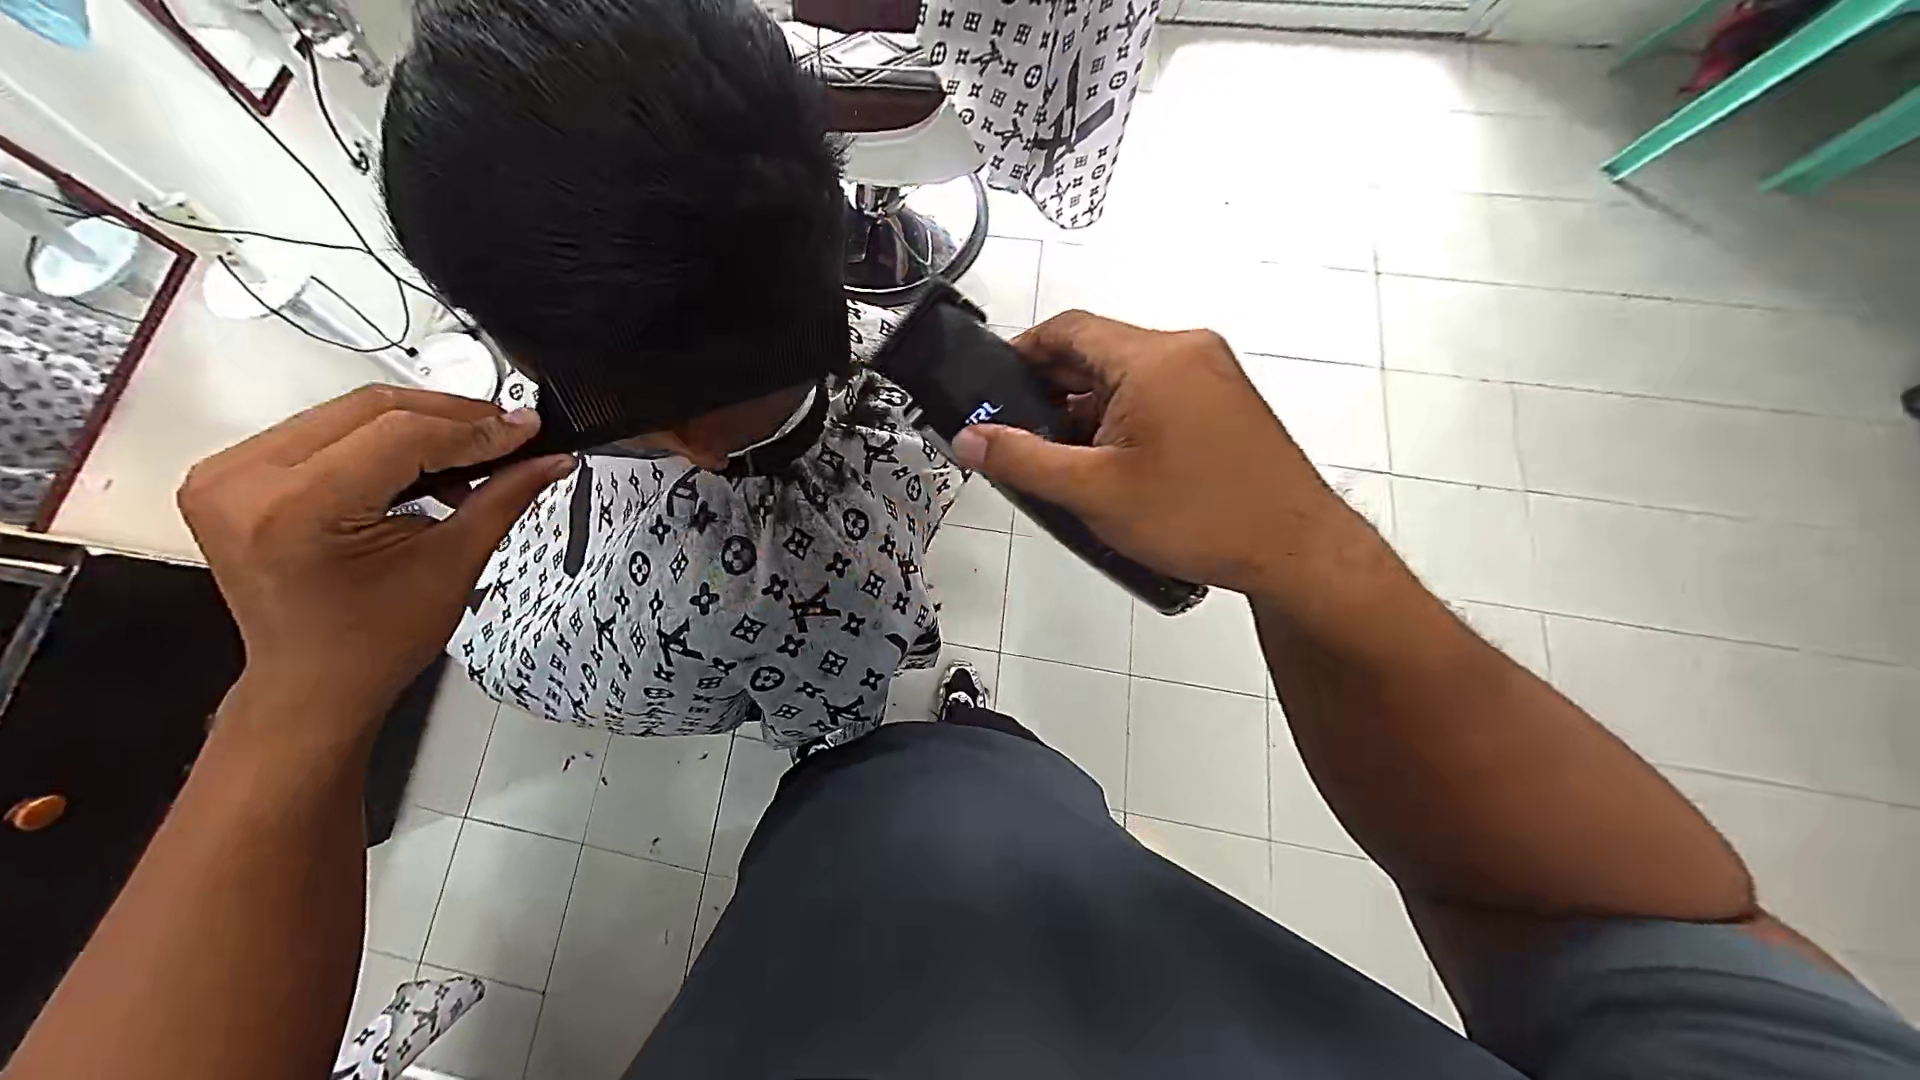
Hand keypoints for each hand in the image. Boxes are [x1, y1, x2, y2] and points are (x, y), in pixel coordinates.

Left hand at [178, 385, 574, 732]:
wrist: (316, 678)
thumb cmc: (375, 640)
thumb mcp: (455, 563)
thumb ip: (505, 497)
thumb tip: (550, 459)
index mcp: (293, 510)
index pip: (403, 435)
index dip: (477, 429)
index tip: (528, 430)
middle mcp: (244, 480)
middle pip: (373, 410)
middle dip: (455, 417)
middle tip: (512, 432)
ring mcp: (230, 472)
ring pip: (352, 412)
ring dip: (426, 424)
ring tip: (479, 451)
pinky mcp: (237, 472)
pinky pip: (329, 429)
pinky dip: (391, 438)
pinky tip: (432, 464)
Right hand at [951, 311, 1381, 604]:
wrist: (1293, 550)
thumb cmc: (1208, 517)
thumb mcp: (1094, 492)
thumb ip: (1023, 460)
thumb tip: (971, 439)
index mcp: (1153, 358)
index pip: (1066, 330)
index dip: (1020, 353)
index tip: (995, 385)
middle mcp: (1186, 352)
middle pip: (1093, 352)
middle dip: (1050, 392)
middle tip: (1022, 435)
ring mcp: (1209, 375)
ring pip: (1123, 377)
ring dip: (1086, 410)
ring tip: (1066, 462)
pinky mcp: (1220, 402)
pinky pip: (1154, 394)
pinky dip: (1121, 420)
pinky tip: (1109, 466)